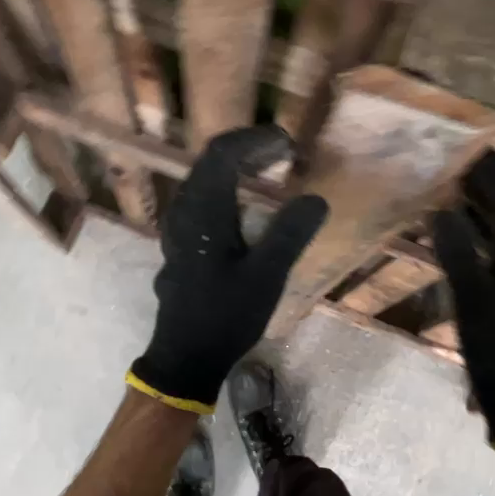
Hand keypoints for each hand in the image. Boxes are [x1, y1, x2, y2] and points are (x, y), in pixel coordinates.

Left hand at [127, 126, 328, 413]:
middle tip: (285, 153)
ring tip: (271, 171)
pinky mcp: (180, 243)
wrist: (184, 356)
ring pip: (205, 180)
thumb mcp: (266, 276)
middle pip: (212, 161)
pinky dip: (228, 188)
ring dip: (237, 168)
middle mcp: (184, 210)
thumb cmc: (225, 315)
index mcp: (203, 210)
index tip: (288, 143)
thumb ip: (290, 233)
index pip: (223, 152)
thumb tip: (316, 198)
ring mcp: (178, 227)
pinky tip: (247, 206)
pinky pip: (202, 198)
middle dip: (249, 149)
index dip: (255, 139)